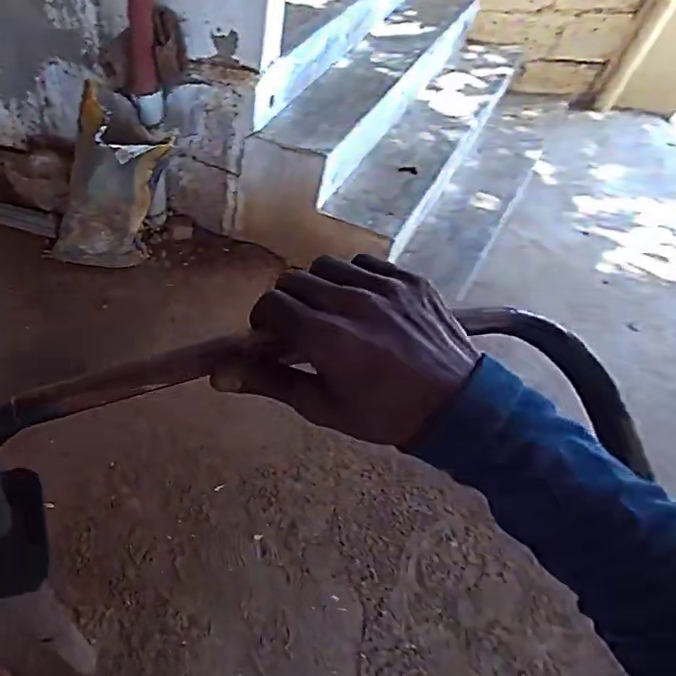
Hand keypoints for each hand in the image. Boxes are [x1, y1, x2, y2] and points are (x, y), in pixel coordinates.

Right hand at [213, 255, 478, 447]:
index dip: (262, 318)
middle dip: (286, 302)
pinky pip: (363, 262)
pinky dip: (353, 277)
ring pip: (325, 266)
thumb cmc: (382, 413)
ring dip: (317, 285)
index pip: (270, 303)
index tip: (271, 336)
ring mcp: (383, 288)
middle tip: (299, 326)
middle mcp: (349, 303)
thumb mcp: (319, 405)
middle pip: (293, 280)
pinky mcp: (409, 280)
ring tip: (329, 310)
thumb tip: (216, 376)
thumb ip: (267, 381)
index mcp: (324, 336)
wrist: (459, 408)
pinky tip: (361, 301)